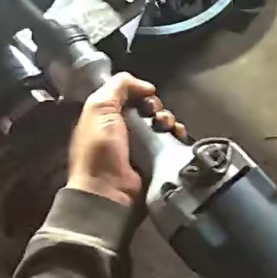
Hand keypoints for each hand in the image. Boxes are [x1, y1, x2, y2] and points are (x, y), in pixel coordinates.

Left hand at [66, 72, 186, 207]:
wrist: (109, 192)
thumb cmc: (99, 150)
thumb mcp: (99, 108)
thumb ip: (118, 87)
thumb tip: (145, 85)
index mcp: (106, 116)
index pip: (130, 95)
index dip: (140, 92)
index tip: (145, 96)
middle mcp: (124, 129)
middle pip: (149, 108)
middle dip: (156, 106)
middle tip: (154, 115)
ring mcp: (142, 145)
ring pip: (163, 122)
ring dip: (168, 119)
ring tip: (165, 127)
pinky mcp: (157, 159)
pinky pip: (173, 140)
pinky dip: (177, 134)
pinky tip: (176, 135)